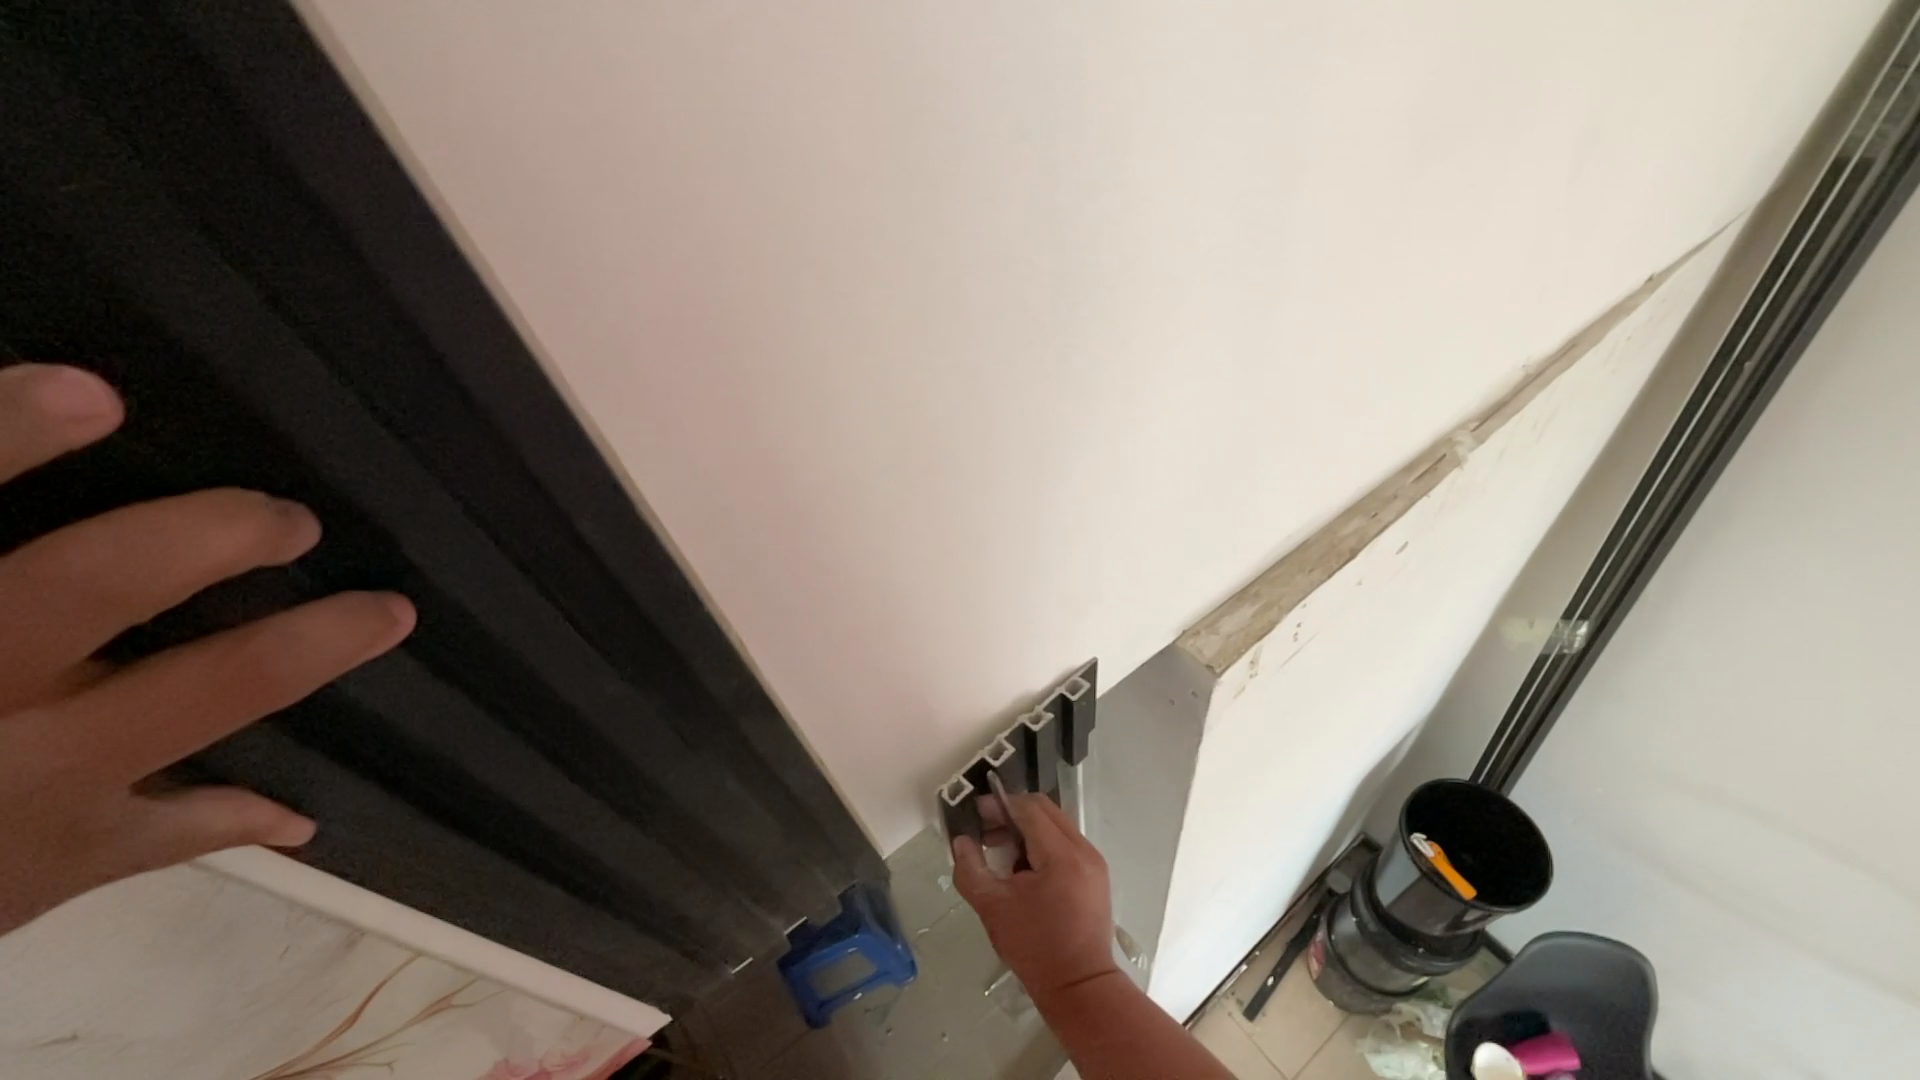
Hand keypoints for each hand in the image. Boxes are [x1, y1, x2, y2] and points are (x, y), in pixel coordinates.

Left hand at [0, 364, 415, 934]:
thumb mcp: (34, 877)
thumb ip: (168, 833)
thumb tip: (302, 819)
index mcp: (51, 763)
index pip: (230, 684)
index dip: (324, 641)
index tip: (390, 607)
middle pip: (104, 581)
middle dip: (214, 535)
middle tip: (281, 518)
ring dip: (5, 442)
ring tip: (87, 392)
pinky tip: (15, 398)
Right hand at [951, 791, 1118, 998]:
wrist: (1079, 987)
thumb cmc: (1034, 947)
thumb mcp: (992, 907)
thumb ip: (971, 869)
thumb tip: (961, 841)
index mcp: (1062, 855)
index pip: (1029, 809)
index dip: (999, 805)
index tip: (975, 814)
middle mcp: (1083, 850)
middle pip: (1045, 811)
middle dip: (1012, 814)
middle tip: (985, 831)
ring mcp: (1094, 862)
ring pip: (1056, 825)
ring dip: (1027, 830)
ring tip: (1000, 852)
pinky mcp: (1095, 875)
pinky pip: (1066, 844)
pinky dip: (1042, 845)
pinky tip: (1023, 869)